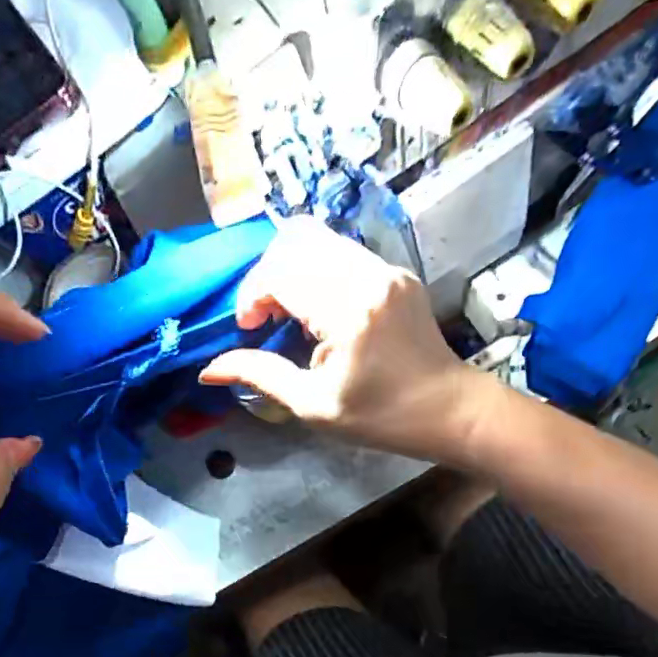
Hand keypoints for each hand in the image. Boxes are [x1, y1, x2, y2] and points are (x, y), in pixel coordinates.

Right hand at [200, 219, 501, 462]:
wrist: (449, 409)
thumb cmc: (381, 417)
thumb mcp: (314, 405)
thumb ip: (260, 376)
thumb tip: (209, 371)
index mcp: (349, 309)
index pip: (280, 271)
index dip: (252, 295)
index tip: (251, 330)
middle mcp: (369, 275)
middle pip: (295, 239)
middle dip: (267, 275)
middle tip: (267, 316)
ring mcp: (387, 269)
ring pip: (319, 239)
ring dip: (291, 269)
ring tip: (289, 312)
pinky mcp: (397, 272)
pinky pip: (343, 253)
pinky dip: (317, 270)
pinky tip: (318, 308)